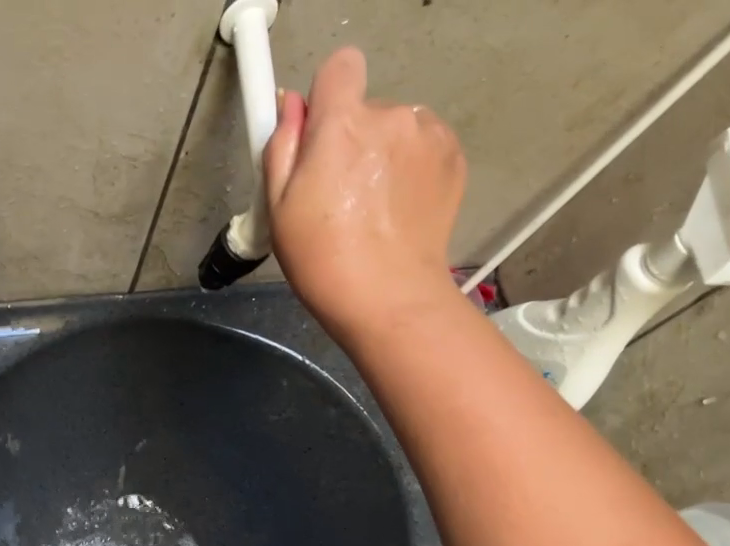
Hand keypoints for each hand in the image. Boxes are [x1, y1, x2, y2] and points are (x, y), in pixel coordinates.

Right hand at [263, 48, 465, 337]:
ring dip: (378, 152)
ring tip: (365, 204)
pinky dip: (405, 167)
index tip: (314, 128)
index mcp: (341, 125)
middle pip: (364, 107)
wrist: (385, 293)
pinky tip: (391, 206)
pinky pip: (420, 146)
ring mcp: (428, 135)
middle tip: (331, 191)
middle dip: (347, 137)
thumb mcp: (276, 205)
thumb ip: (282, 145)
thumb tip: (290, 107)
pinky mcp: (453, 156)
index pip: (340, 67)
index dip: (324, 95)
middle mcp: (391, 116)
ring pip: (393, 127)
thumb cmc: (320, 256)